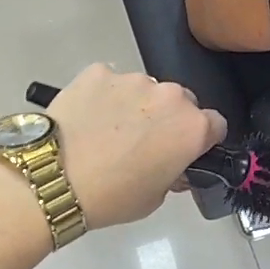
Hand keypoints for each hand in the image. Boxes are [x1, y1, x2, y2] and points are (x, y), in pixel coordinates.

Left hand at [43, 64, 226, 228]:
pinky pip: (110, 81)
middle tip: (143, 143)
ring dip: (135, 105)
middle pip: (181, 101)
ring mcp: (132, 78)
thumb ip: (173, 172)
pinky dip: (103, 95)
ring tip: (107, 131)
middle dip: (168, 118)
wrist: (53, 178)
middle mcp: (168, 95)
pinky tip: (87, 118)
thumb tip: (172, 162)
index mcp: (192, 127)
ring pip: (144, 89)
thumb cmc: (111, 196)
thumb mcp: (155, 197)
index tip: (187, 150)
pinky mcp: (98, 71)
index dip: (203, 138)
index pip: (216, 124)